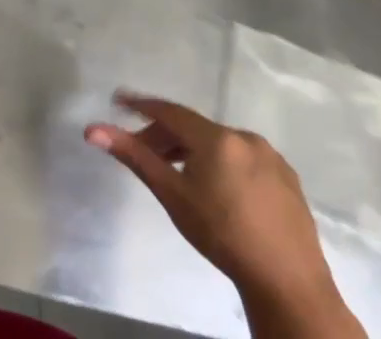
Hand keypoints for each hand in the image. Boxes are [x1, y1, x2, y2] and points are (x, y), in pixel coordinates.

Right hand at [84, 92, 341, 311]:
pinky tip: (214, 187)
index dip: (141, 105)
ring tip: (175, 173)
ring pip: (219, 143)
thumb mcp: (170, 193)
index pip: (170, 112)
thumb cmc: (221, 233)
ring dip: (192, 150)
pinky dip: (219, 161)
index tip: (117, 100)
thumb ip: (133, 155)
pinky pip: (242, 157)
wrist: (287, 280)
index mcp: (218, 139)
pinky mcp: (288, 179)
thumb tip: (91, 129)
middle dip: (164, 136)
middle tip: (142, 153)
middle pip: (194, 128)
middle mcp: (247, 139)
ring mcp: (273, 159)